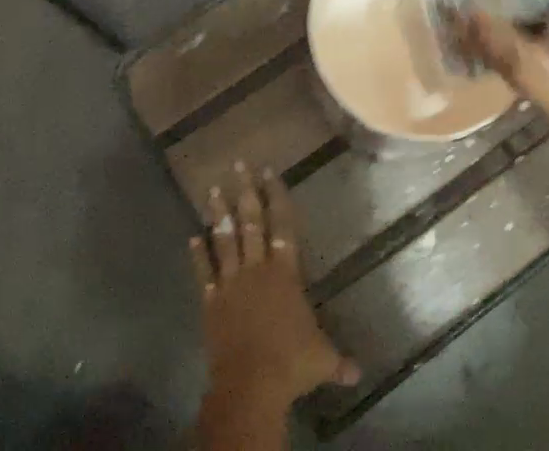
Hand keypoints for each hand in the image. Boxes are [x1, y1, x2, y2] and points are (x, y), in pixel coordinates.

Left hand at [191, 165, 359, 412]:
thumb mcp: (323, 359)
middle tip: (238, 165)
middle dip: (245, 192)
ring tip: (212, 188)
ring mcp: (230, 284)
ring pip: (224, 240)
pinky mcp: (210, 302)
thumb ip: (338, 360)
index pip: (283, 225)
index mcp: (285, 273)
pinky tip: (191, 236)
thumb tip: (357, 373)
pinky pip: (203, 272)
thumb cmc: (291, 363)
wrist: (250, 384)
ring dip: (218, 214)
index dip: (277, 197)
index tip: (269, 171)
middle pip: (250, 222)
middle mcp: (256, 269)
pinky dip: (197, 254)